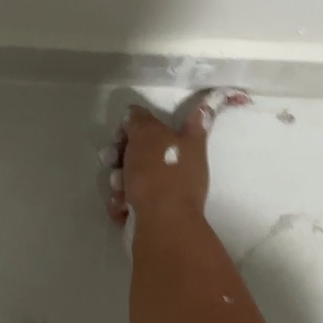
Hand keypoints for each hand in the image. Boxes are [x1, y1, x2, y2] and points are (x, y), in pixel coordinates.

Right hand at [105, 89, 250, 226]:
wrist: (160, 224)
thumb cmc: (158, 173)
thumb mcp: (146, 134)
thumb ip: (139, 120)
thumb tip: (134, 116)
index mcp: (189, 142)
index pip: (197, 117)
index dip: (202, 106)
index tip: (212, 98)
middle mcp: (183, 165)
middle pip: (151, 147)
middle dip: (125, 150)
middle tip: (111, 154)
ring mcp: (169, 192)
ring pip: (136, 174)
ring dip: (120, 178)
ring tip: (118, 186)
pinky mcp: (154, 214)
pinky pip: (132, 199)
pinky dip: (123, 201)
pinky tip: (121, 205)